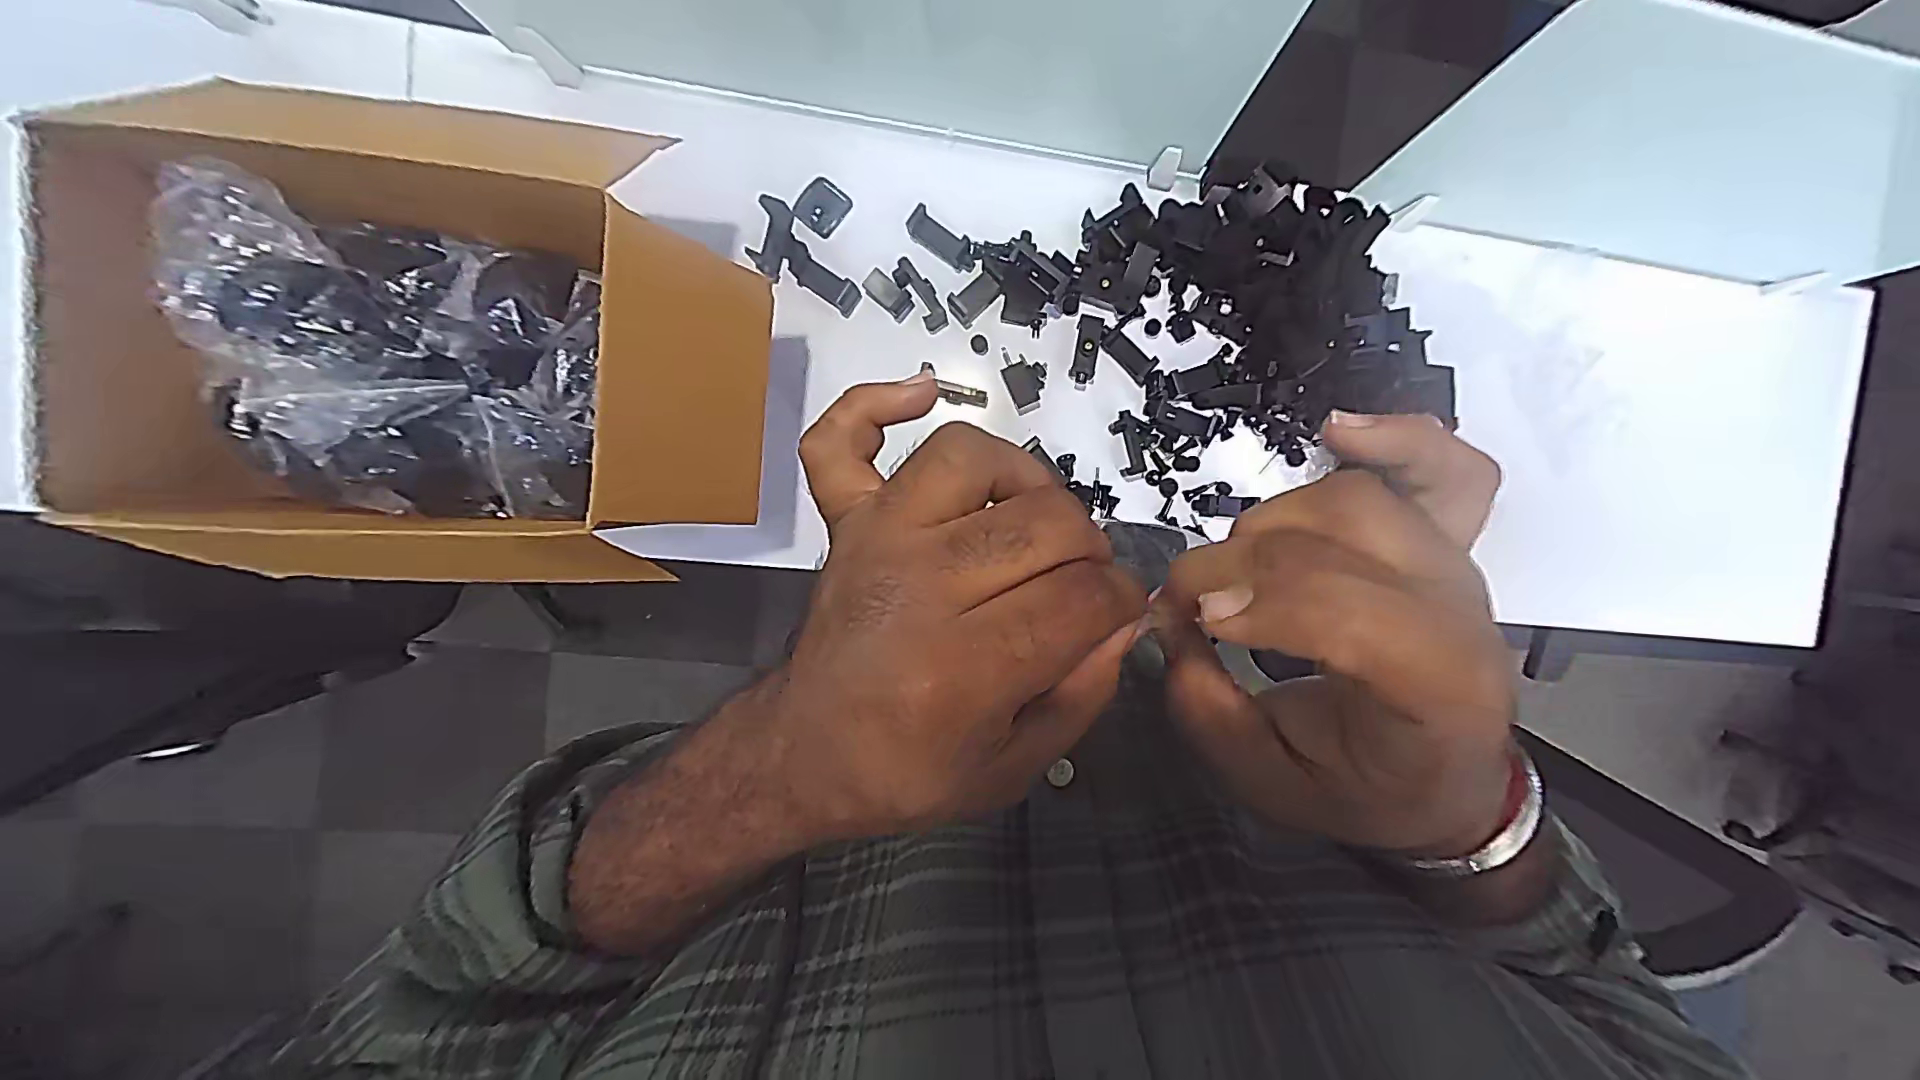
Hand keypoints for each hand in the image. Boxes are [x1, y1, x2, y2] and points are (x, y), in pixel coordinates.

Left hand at [742, 374, 1146, 840]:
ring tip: (1032, 518)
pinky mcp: (844, 523)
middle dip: (1090, 552)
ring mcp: (875, 540)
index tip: (1119, 614)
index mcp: (963, 668)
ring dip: (1024, 481)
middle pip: (1046, 524)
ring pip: (969, 458)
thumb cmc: (903, 771)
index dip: (1123, 602)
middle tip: (1080, 582)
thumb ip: (1082, 695)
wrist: (802, 755)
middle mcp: (918, 586)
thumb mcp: (1011, 768)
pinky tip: (920, 394)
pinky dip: (874, 404)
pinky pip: (841, 441)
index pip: (1083, 599)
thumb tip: (1126, 619)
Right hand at [1153, 412, 1512, 856]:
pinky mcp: (1448, 540)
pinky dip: (1393, 439)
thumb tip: (1173, 624)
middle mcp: (1460, 612)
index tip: (1193, 623)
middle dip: (1236, 563)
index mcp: (1436, 691)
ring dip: (1269, 523)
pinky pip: (1444, 470)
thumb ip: (1207, 710)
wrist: (1443, 781)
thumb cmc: (1362, 790)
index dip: (1263, 602)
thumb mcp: (1267, 781)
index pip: (1356, 613)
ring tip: (1236, 563)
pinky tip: (1336, 431)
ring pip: (1352, 498)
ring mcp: (1457, 565)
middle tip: (1183, 602)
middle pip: (1336, 541)